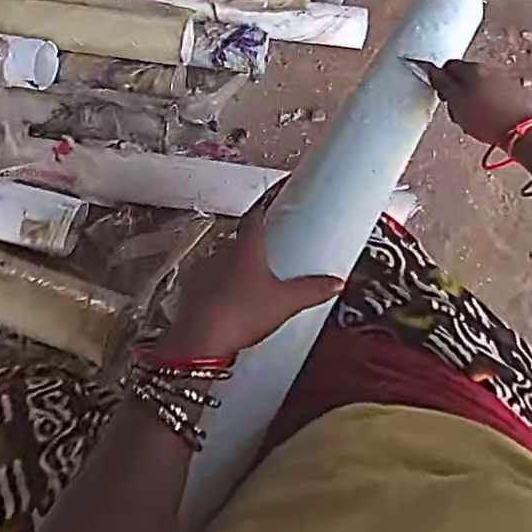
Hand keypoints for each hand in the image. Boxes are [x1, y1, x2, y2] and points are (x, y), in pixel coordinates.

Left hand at [156, 183, 343, 359]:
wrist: (202, 340)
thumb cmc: (242, 313)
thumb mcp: (286, 302)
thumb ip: (312, 290)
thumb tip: (336, 283)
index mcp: (247, 247)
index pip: (256, 213)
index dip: (267, 200)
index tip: (277, 192)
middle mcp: (224, 252)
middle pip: (241, 235)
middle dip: (257, 235)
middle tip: (273, 239)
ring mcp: (206, 270)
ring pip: (226, 257)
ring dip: (240, 261)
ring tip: (258, 273)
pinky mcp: (195, 291)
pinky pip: (214, 279)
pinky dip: (227, 283)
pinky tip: (236, 296)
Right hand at [418, 58, 531, 147]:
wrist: (519, 131)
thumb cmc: (486, 118)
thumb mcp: (455, 102)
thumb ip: (441, 83)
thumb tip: (430, 69)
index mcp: (472, 68)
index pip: (448, 66)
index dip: (440, 81)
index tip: (441, 95)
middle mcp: (488, 69)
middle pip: (463, 76)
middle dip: (456, 91)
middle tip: (455, 110)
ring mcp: (502, 79)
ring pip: (476, 86)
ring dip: (470, 99)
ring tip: (471, 118)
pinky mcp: (512, 92)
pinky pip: (490, 94)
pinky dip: (484, 103)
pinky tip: (485, 118)